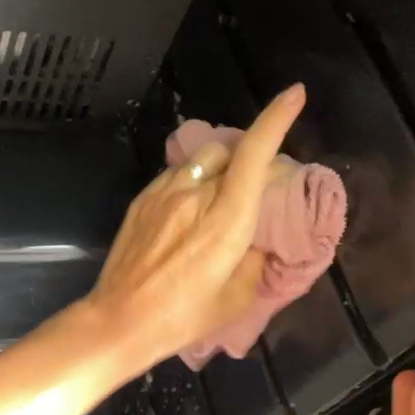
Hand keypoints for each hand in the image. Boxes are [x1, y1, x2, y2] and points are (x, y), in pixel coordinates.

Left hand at [80, 84, 305, 370]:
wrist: (119, 319)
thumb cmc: (183, 315)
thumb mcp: (236, 297)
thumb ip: (255, 259)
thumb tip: (257, 239)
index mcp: (227, 218)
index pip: (254, 152)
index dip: (276, 118)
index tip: (294, 94)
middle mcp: (195, 193)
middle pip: (228, 149)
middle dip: (246, 154)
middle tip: (253, 181)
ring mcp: (164, 193)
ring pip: (200, 159)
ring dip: (217, 167)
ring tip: (217, 197)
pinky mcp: (142, 200)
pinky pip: (175, 175)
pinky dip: (191, 181)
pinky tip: (187, 211)